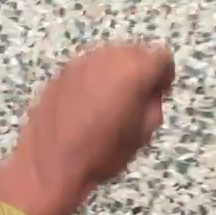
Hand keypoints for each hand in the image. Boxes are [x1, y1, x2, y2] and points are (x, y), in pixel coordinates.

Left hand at [0, 44, 175, 214]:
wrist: (51, 163)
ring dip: (117, 74)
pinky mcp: (61, 72)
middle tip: (136, 99)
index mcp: (133, 71)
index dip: (164, 76)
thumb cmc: (102, 153)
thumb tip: (148, 93)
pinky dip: (95, 80)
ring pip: (110, 57)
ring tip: (111, 103)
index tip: (159, 94)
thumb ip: (153, 104)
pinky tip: (88, 105)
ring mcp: (81, 63)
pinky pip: (89, 68)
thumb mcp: (142, 134)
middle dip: (141, 71)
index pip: (161, 57)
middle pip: (135, 51)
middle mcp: (107, 58)